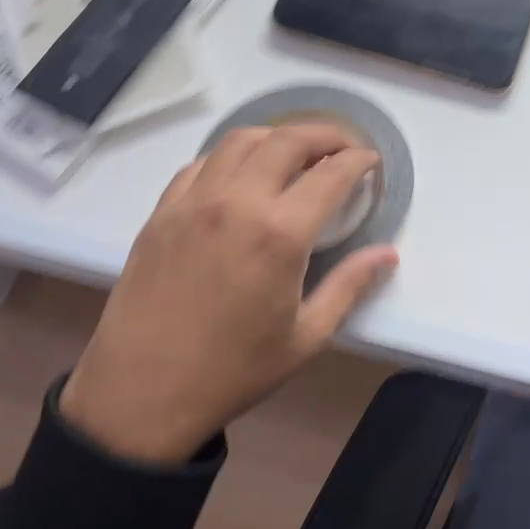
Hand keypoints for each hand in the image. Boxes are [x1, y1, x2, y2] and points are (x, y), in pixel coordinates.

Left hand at [59, 124, 398, 464]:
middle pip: (287, 140)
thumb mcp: (307, 336)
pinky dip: (231, 157)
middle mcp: (236, 203)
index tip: (372, 161)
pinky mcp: (161, 213)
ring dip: (277, 136)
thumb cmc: (234, 371)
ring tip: (297, 153)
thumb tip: (387, 254)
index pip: (330, 174)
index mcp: (279, 234)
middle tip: (344, 148)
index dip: (358, 160)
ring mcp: (193, 203)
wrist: (142, 393)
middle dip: (325, 134)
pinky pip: (201, 164)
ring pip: (240, 141)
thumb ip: (350, 286)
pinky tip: (242, 176)